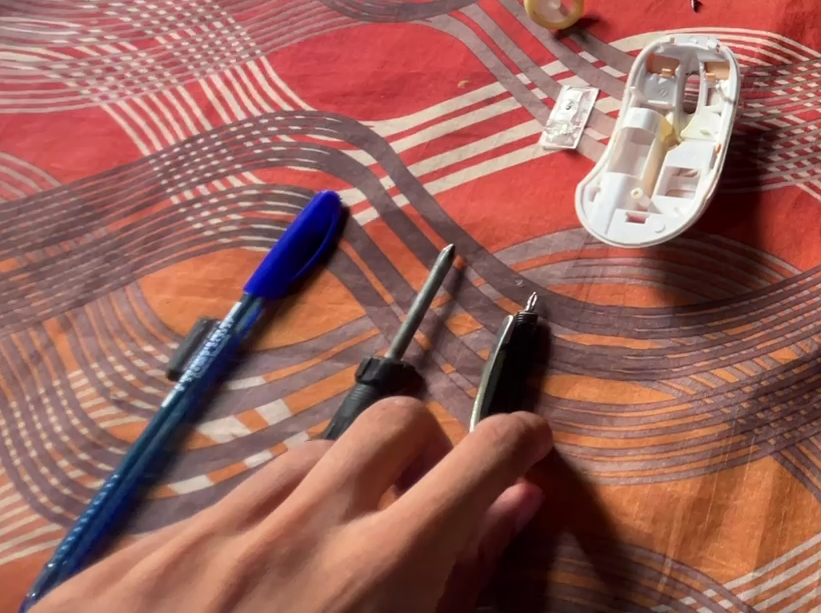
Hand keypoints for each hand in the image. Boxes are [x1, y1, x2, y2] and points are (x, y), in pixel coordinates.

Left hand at [35, 399, 551, 612]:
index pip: (490, 449)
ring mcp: (192, 547)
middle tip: (407, 506)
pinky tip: (215, 608)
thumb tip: (520, 501)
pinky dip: (240, 539)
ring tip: (306, 564)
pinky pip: (207, 513)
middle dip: (420, 449)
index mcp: (378, 571)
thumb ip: (465, 578)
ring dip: (329, 493)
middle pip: (395, 419)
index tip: (522, 453)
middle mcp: (293, 535)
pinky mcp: (105, 573)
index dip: (521, 439)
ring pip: (302, 460)